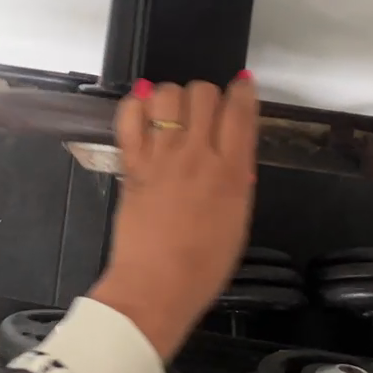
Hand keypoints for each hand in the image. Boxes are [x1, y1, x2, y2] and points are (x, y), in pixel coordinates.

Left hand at [88, 76, 260, 360]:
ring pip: (167, 95)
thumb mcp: (238, 219)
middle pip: (204, 93)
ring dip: (172, 96)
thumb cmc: (204, 264)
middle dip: (207, 94)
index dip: (243, 90)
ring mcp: (161, 156)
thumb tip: (232, 151)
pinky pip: (130, 117)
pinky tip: (144, 111)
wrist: (156, 287)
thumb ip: (236, 178)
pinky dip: (136, 106)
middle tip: (204, 111)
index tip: (241, 85)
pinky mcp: (132, 163)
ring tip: (173, 113)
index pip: (240, 111)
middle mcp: (198, 155)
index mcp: (232, 172)